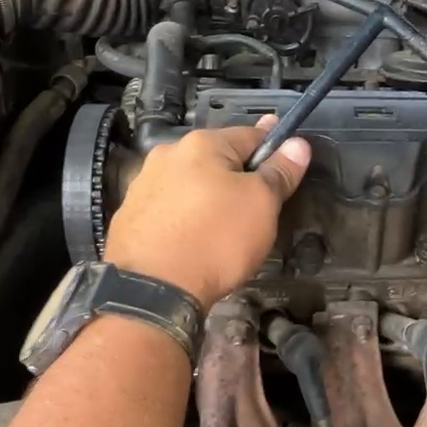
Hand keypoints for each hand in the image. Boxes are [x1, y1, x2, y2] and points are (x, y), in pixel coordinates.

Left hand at [103, 117, 310, 304]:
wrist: (150, 290)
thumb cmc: (214, 240)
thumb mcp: (261, 204)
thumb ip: (280, 172)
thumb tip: (297, 143)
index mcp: (203, 143)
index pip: (252, 135)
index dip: (275, 150)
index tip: (288, 165)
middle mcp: (168, 154)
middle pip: (218, 159)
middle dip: (239, 177)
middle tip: (258, 207)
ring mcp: (144, 185)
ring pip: (192, 184)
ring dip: (209, 197)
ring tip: (224, 230)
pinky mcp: (129, 216)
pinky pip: (171, 208)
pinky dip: (186, 217)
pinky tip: (195, 241)